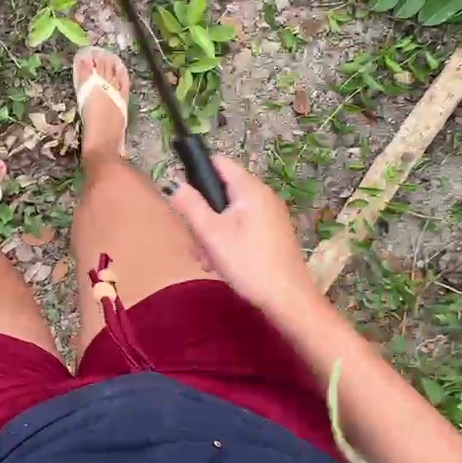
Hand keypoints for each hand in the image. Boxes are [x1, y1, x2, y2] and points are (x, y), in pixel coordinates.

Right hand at [167, 154, 317, 313]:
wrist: (288, 301)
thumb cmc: (248, 263)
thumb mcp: (211, 233)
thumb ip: (190, 204)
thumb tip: (173, 183)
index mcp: (250, 189)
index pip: (218, 162)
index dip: (196, 172)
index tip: (183, 196)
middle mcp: (262, 196)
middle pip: (220, 190)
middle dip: (202, 213)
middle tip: (196, 239)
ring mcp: (269, 215)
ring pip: (227, 212)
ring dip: (211, 231)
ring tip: (207, 258)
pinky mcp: (271, 233)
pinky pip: (240, 225)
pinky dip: (226, 239)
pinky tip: (220, 263)